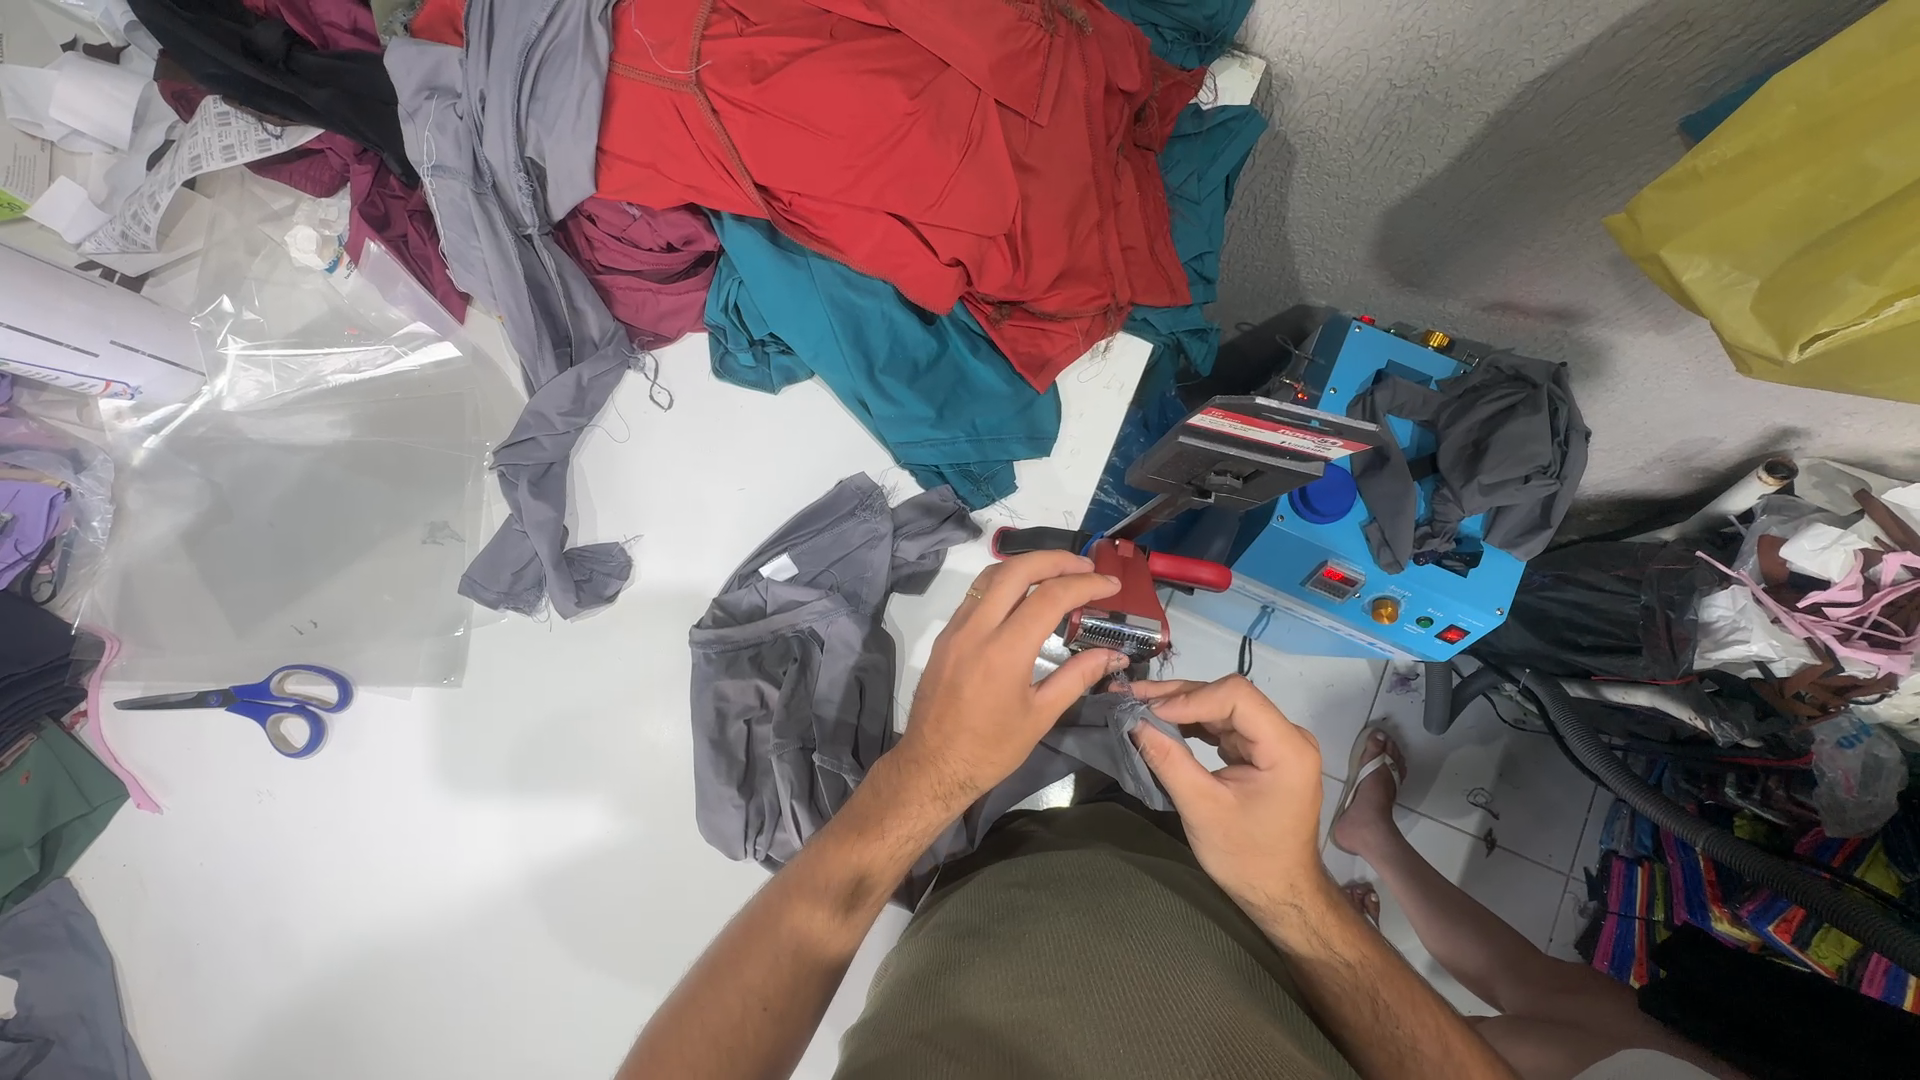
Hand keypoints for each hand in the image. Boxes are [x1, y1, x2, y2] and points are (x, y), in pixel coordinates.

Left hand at [890, 551, 1129, 809]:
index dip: (1085, 585)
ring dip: (1026, 566)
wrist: (932, 766)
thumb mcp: (1041, 716)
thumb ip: (1077, 677)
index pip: (1050, 597)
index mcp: (1004, 650)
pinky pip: (975, 594)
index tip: (1110, 585)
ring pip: (990, 576)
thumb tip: (1113, 654)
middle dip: (1055, 560)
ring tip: (1058, 573)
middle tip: (1085, 566)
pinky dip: (1003, 584)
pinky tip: (1023, 597)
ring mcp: (955, 629)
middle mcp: (976, 629)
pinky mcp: (945, 636)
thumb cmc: (990, 749)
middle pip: (1016, 570)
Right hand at [1128, 676, 1329, 910]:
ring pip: (1222, 706)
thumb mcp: (1201, 809)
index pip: (1236, 696)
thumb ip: (1169, 760)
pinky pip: (1223, 723)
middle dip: (1179, 698)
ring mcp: (1274, 741)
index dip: (1191, 698)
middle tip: (1132, 698)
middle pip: (1228, 696)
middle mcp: (1287, 735)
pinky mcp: (1261, 751)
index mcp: (1286, 748)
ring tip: (1140, 706)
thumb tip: (1132, 721)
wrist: (1279, 893)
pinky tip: (1163, 723)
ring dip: (1181, 707)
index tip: (1150, 712)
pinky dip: (1192, 722)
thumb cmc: (1247, 857)